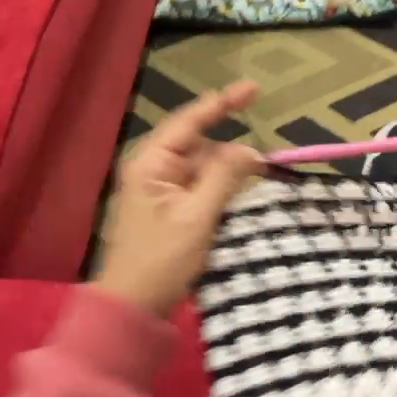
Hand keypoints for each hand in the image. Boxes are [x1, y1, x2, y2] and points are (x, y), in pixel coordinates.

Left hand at [92, 81, 264, 315]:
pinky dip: (221, 189)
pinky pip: (201, 187)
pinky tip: (239, 196)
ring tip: (255, 184)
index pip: (189, 122)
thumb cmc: (160, 260)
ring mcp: (161, 190)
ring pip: (204, 167)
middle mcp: (153, 169)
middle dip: (230, 151)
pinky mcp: (170, 209)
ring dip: (228, 173)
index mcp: (151, 163)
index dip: (222, 103)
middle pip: (200, 145)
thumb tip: (250, 150)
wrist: (133, 308)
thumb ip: (224, 178)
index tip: (253, 89)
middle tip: (264, 164)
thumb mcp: (197, 217)